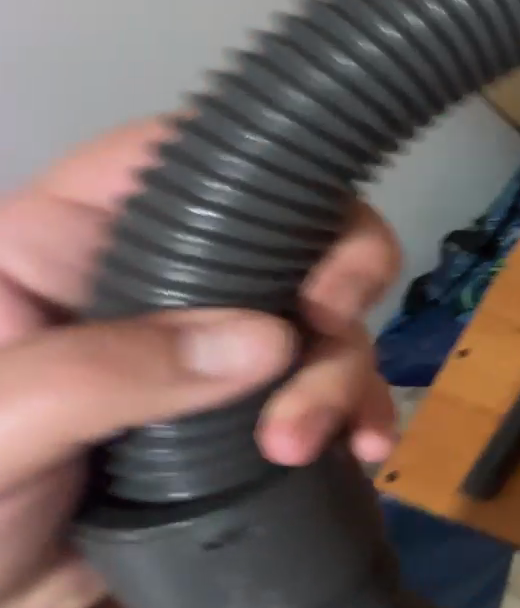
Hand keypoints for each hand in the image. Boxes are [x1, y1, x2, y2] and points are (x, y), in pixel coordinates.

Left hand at [0, 119, 401, 607]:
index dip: (267, 180)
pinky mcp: (265, 393)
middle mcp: (160, 277)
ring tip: (311, 447)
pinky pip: (346, 379)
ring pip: (331, 318)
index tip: (309, 267)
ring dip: (345, 376)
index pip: (177, 160)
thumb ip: (94, 377)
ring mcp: (222, 337)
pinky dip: (367, 408)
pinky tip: (362, 448)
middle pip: (294, 236)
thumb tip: (267, 342)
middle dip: (335, 294)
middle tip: (327, 345)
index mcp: (64, 247)